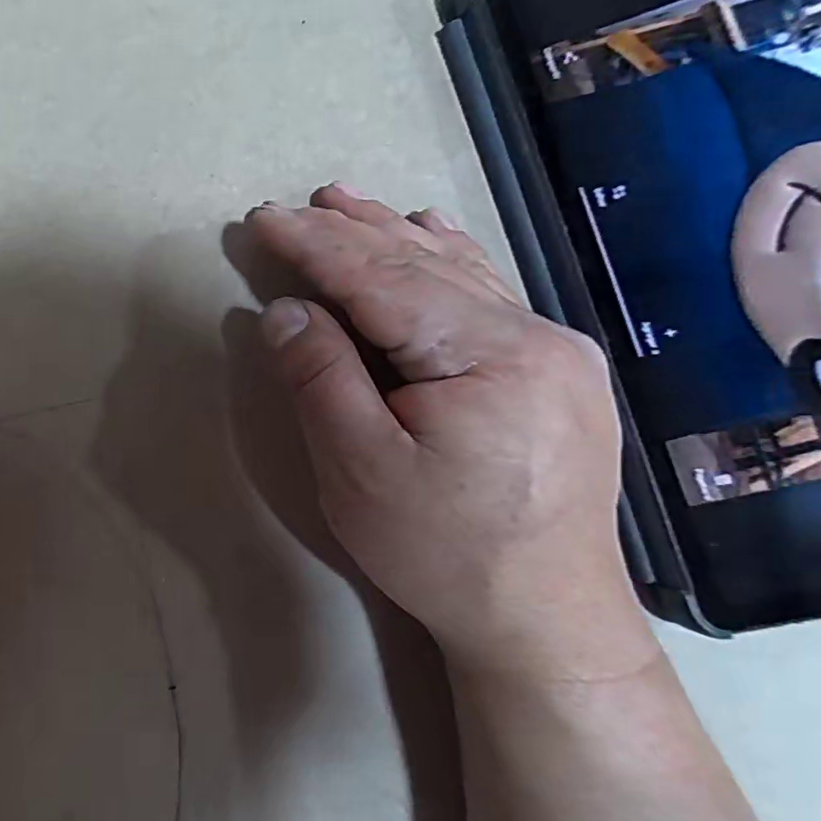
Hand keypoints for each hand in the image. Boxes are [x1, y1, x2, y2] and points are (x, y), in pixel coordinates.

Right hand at [246, 184, 658, 680]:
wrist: (543, 618)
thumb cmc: (439, 549)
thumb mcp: (358, 469)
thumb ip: (321, 380)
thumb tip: (286, 310)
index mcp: (485, 355)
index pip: (381, 280)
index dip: (316, 247)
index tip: (265, 219)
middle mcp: (533, 337)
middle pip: (425, 266)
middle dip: (354, 231)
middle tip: (301, 202)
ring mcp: (554, 355)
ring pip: (461, 275)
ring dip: (398, 238)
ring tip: (352, 205)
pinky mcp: (556, 378)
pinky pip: (489, 299)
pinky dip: (447, 263)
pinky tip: (434, 239)